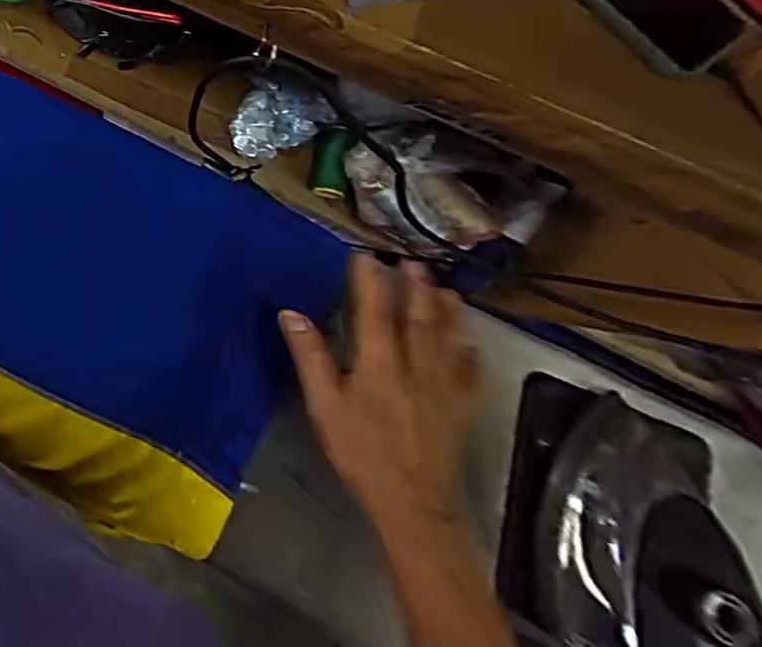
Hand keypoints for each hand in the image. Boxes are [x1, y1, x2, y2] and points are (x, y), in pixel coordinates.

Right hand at [280, 255, 479, 532]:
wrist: (413, 504)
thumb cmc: (361, 451)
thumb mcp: (324, 405)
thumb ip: (311, 357)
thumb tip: (291, 314)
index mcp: (380, 364)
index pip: (375, 311)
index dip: (371, 281)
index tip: (367, 257)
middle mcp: (416, 367)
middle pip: (417, 318)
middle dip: (414, 287)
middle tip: (412, 263)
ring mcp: (444, 387)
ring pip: (448, 339)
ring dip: (446, 311)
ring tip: (444, 289)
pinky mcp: (462, 408)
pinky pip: (470, 373)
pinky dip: (469, 352)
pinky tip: (468, 343)